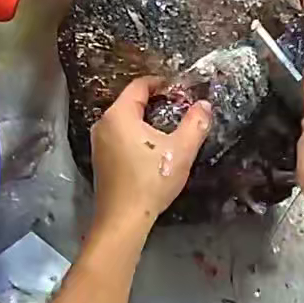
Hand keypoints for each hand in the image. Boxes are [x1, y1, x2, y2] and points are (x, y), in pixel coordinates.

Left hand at [89, 77, 211, 237]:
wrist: (124, 218)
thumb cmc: (151, 180)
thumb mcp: (182, 150)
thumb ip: (195, 123)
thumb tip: (204, 105)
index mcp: (119, 115)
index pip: (139, 86)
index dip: (162, 83)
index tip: (181, 90)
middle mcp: (103, 124)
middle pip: (132, 102)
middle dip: (157, 102)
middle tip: (180, 109)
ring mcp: (99, 143)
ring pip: (126, 120)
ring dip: (147, 120)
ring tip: (171, 128)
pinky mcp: (101, 159)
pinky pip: (120, 136)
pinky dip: (137, 135)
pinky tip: (154, 149)